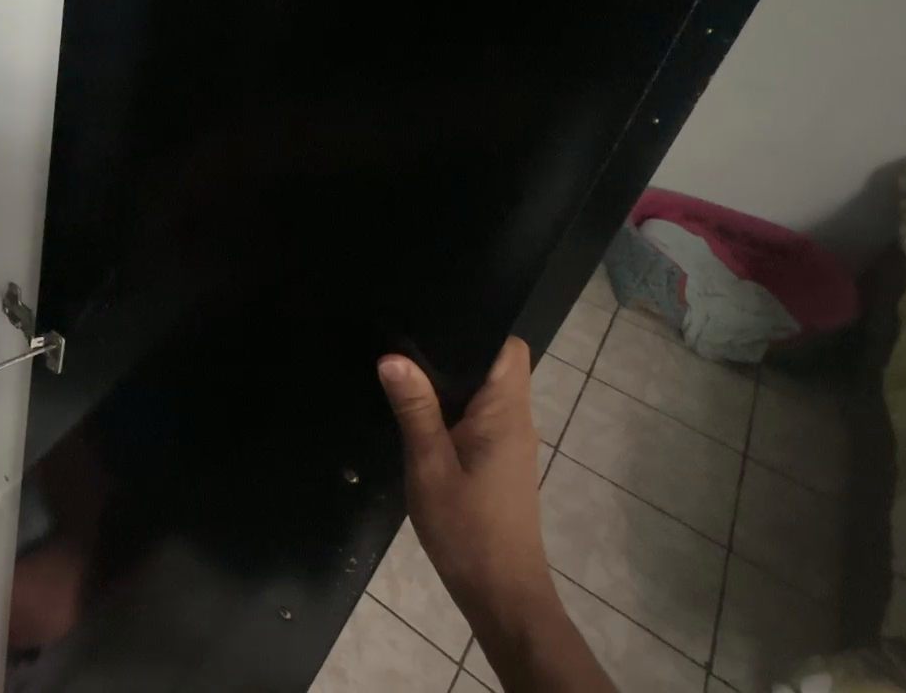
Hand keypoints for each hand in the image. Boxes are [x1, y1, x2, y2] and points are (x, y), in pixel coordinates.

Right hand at [377, 338, 553, 639]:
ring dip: (446, 376)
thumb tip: (392, 357)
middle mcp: (513, 419)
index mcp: (504, 414)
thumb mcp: (429, 465)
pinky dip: (447, 402)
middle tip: (401, 333)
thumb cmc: (467, 527)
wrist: (499, 591)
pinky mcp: (495, 458)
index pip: (508, 349)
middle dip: (452, 346)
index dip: (477, 326)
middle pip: (493, 364)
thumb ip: (414, 409)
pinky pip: (474, 412)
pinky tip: (412, 405)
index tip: (432, 314)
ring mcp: (506, 440)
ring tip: (398, 360)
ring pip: (482, 389)